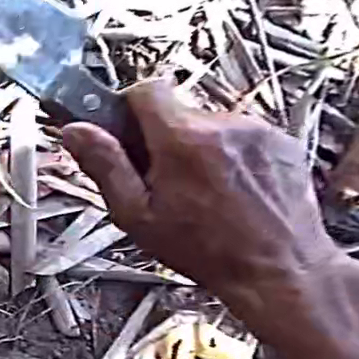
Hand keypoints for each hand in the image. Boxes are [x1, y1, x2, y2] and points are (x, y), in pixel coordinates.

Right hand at [61, 80, 349, 319]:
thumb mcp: (134, 213)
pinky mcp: (282, 142)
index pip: (147, 90)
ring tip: (193, 190)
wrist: (279, 268)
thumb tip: (76, 131)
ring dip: (192, 148)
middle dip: (158, 139)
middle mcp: (224, 126)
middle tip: (155, 179)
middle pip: (174, 112)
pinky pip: (237, 135)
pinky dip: (223, 155)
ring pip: (206, 125)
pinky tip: (223, 190)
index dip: (127, 106)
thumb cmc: (203, 248)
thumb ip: (104, 165)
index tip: (122, 130)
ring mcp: (259, 132)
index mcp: (182, 141)